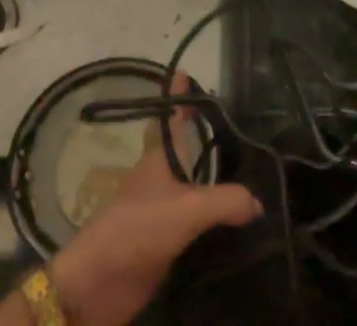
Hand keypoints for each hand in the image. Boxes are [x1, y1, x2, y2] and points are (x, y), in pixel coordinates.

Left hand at [40, 77, 261, 325]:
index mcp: (158, 160)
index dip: (178, 96)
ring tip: (249, 176)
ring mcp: (160, 212)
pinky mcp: (164, 243)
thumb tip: (257, 202)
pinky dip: (214, 221)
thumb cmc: (137, 228)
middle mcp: (159, 180)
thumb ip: (226, 200)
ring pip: (193, 189)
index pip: (171, 118)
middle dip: (205, 139)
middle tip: (239, 130)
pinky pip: (196, 225)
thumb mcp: (187, 208)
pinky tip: (237, 226)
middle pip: (185, 152)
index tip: (185, 73)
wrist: (99, 283)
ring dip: (215, 183)